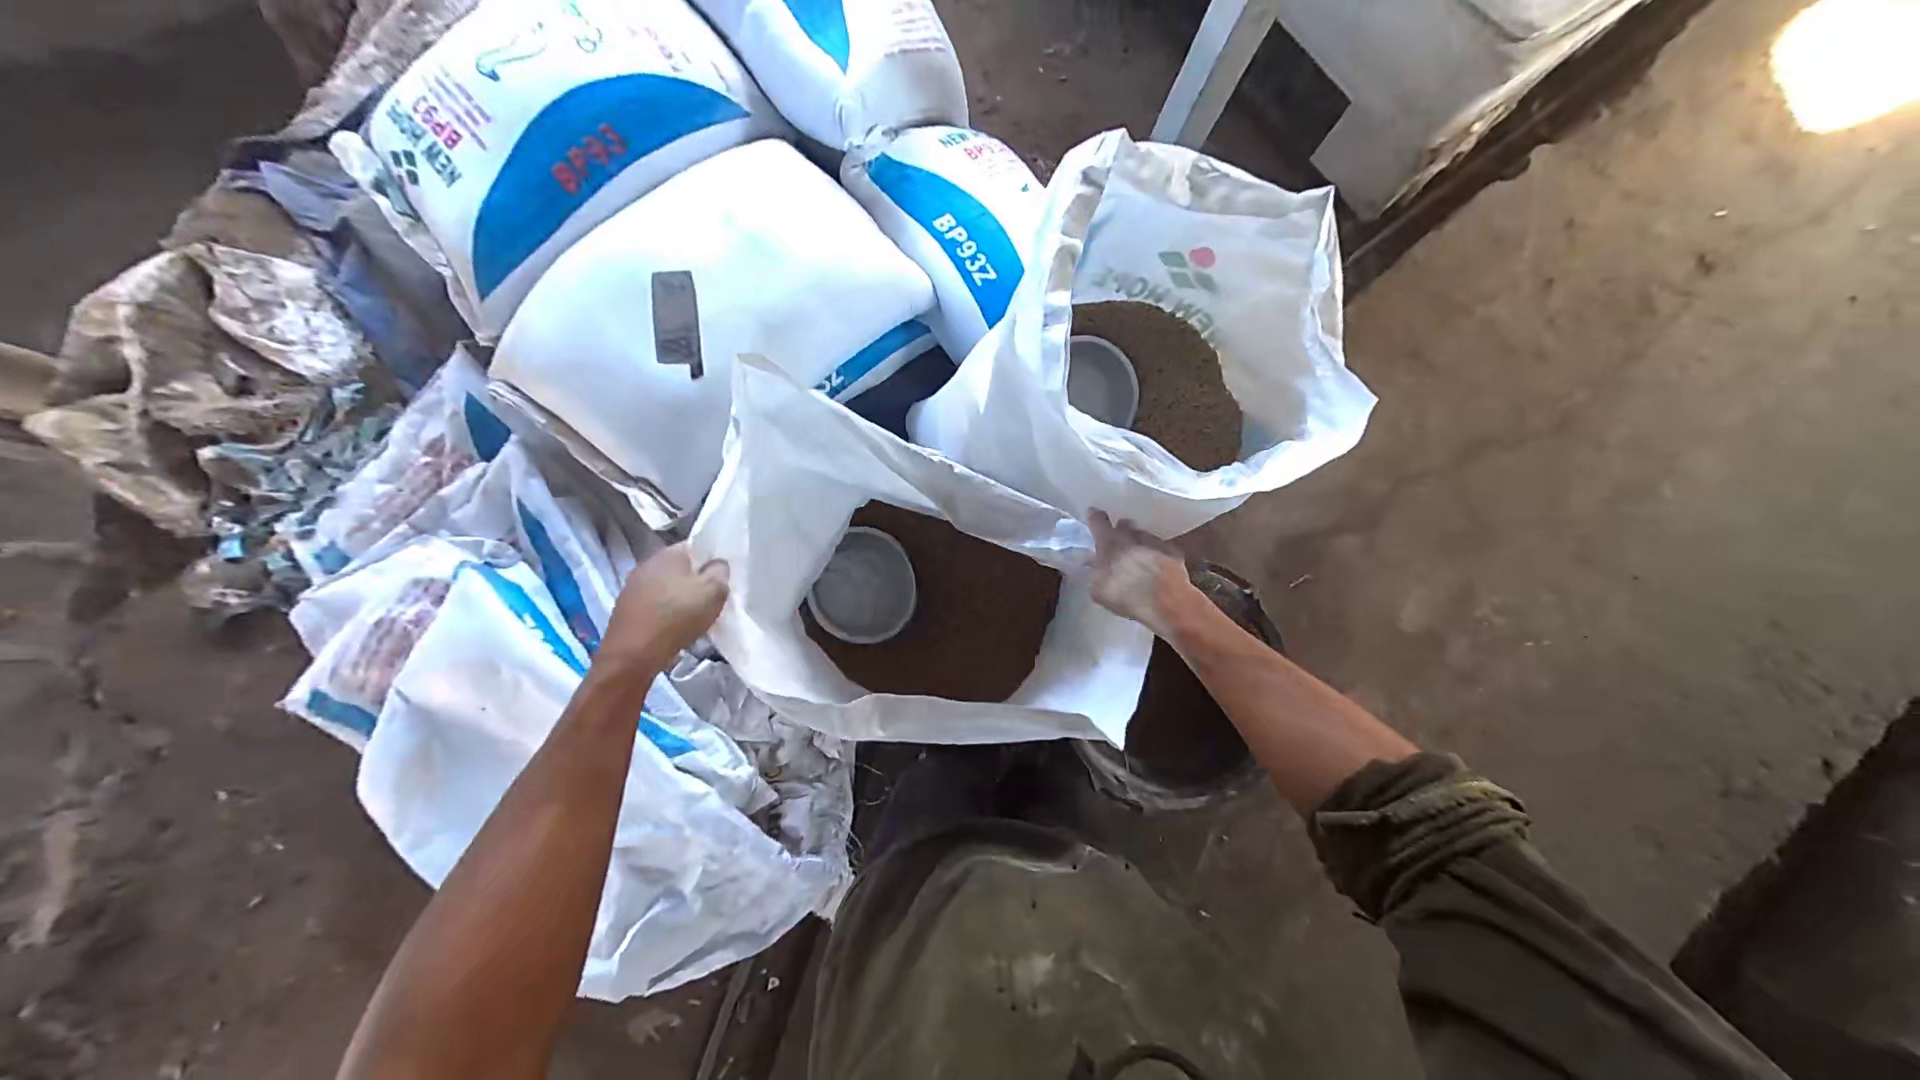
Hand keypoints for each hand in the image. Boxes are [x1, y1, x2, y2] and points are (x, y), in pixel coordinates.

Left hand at [596, 542, 728, 677]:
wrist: (633, 654)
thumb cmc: (677, 616)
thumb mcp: (714, 591)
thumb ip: (720, 572)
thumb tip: (717, 565)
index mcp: (667, 554)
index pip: (695, 546)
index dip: (712, 559)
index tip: (723, 577)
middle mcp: (646, 565)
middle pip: (680, 568)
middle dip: (696, 580)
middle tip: (713, 597)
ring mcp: (632, 588)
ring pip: (667, 587)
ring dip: (681, 598)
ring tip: (697, 616)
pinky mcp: (626, 610)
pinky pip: (655, 605)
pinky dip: (667, 613)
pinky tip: (676, 628)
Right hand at [1087, 511, 1198, 638]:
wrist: (1168, 603)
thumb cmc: (1128, 598)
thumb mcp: (1099, 591)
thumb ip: (1094, 574)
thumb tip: (1094, 566)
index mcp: (1110, 544)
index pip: (1099, 522)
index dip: (1094, 518)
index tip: (1093, 513)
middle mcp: (1132, 537)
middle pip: (1124, 525)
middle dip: (1120, 530)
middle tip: (1117, 539)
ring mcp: (1155, 542)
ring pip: (1143, 534)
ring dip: (1138, 540)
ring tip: (1137, 552)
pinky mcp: (1174, 552)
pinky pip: (1160, 546)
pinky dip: (1156, 552)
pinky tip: (1156, 562)